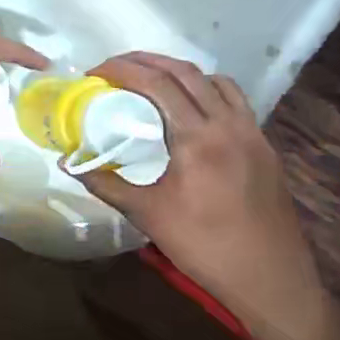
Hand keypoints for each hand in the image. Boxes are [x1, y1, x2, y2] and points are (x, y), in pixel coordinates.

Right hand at [74, 53, 335, 339]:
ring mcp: (252, 133)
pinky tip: (193, 115)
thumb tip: (70, 163)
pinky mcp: (265, 147)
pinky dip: (208, 92)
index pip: (157, 83)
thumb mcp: (148, 215)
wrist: (270, 279)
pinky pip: (235, 102)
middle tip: (117, 67)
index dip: (123, 69)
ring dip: (182, 73)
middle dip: (148, 61)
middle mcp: (228, 123)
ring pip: (216, 82)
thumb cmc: (204, 247)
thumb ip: (106, 183)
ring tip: (155, 83)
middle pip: (186, 72)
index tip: (96, 71)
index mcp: (197, 137)